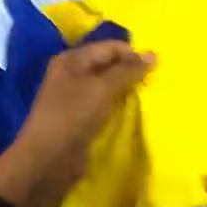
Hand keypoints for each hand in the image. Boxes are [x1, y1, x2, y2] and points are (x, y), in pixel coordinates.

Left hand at [0, 40, 151, 206]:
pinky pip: (106, 104)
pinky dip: (120, 105)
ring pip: (108, 85)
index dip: (133, 54)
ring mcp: (76, 95)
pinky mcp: (82, 117)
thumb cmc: (72, 115)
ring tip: (151, 95)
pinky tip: (136, 110)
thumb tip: (152, 54)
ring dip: (128, 89)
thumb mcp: (101, 88)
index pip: (109, 47)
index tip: (157, 68)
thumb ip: (126, 71)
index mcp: (72, 59)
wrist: (49, 158)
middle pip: (109, 64)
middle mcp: (72, 73)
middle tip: (157, 81)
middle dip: (131, 71)